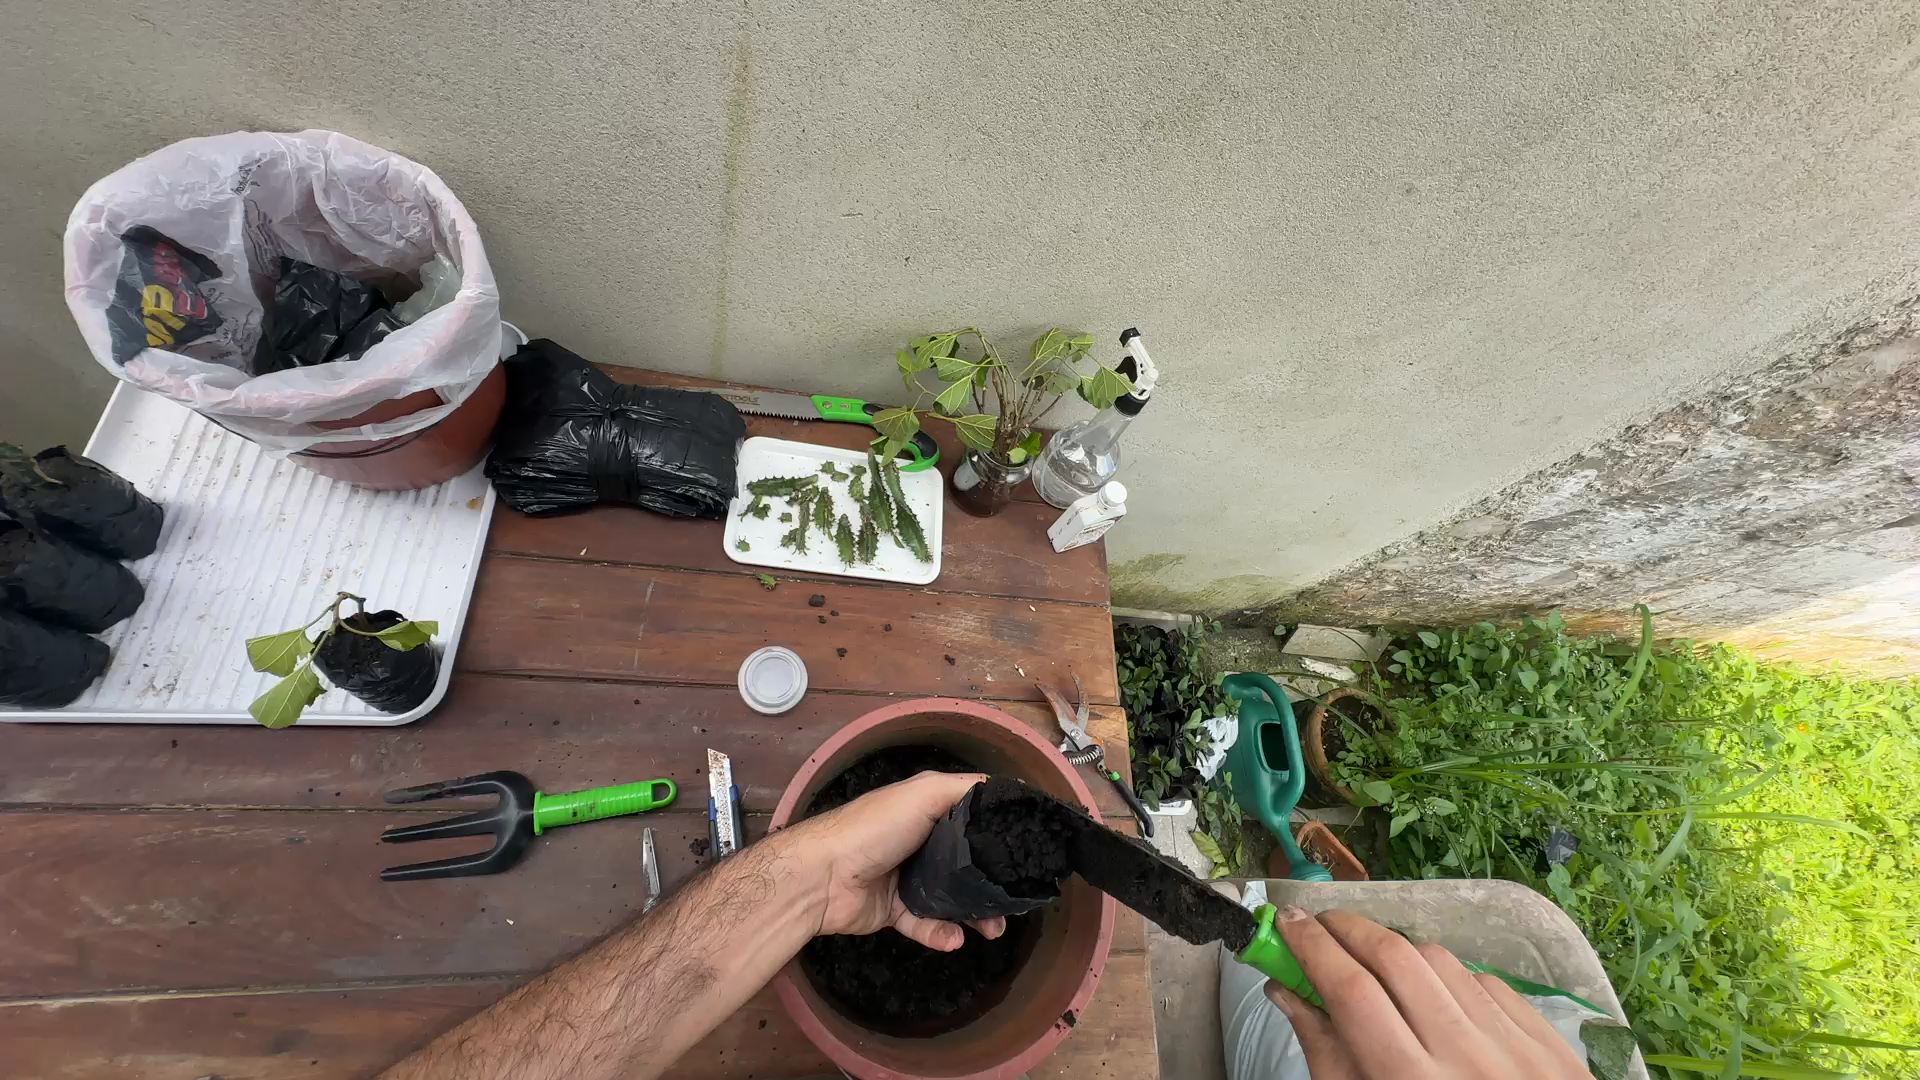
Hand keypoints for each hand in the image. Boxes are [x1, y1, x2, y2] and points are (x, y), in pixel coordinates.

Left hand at [774, 770, 1006, 952]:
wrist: (823, 876)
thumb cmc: (877, 827)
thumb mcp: (923, 793)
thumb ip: (964, 789)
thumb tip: (1005, 789)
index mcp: (926, 807)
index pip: (970, 814)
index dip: (996, 827)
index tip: (1028, 845)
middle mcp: (919, 839)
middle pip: (964, 861)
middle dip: (990, 880)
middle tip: (1014, 899)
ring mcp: (906, 877)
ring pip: (950, 897)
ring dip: (974, 914)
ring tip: (994, 929)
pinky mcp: (894, 910)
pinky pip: (925, 924)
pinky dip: (940, 933)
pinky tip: (955, 939)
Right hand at [1264, 907, 1590, 1079]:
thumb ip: (1323, 1050)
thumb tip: (1281, 984)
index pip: (1351, 990)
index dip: (1311, 946)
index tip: (1285, 921)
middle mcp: (1470, 1063)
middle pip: (1394, 958)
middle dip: (1346, 928)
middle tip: (1320, 926)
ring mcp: (1522, 1053)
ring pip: (1438, 959)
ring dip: (1395, 950)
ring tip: (1377, 966)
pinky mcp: (1557, 1049)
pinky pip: (1487, 982)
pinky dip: (1450, 978)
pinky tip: (1437, 999)